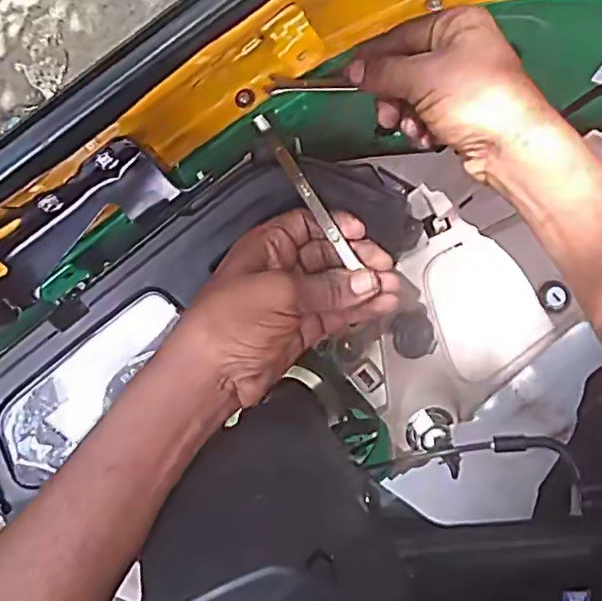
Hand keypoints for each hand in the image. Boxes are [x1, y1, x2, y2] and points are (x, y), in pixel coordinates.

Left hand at [162, 210, 400, 409]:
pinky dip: (359, 309)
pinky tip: (378, 305)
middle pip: (329, 256)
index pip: (308, 226)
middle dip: (358, 260)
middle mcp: (280, 271)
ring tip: (390, 288)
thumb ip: (325, 287)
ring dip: (365, 286)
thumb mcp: (278, 292)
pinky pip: (337, 313)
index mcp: (266, 248)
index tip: (360, 233)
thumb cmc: (219, 326)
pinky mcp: (302, 328)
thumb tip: (361, 281)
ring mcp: (292, 301)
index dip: (335, 227)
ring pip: (337, 287)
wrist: (211, 374)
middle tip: (381, 266)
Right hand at [345, 6, 572, 184]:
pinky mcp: (462, 112)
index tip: (354, 71)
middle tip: (385, 106)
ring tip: (411, 124)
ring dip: (405, 114)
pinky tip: (427, 134)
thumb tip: (359, 70)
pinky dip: (421, 127)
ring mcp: (463, 83)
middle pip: (406, 68)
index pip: (402, 34)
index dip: (375, 56)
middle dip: (392, 93)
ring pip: (413, 95)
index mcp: (459, 24)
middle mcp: (463, 50)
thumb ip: (383, 72)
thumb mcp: (421, 77)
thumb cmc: (487, 102)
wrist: (510, 146)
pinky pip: (427, 115)